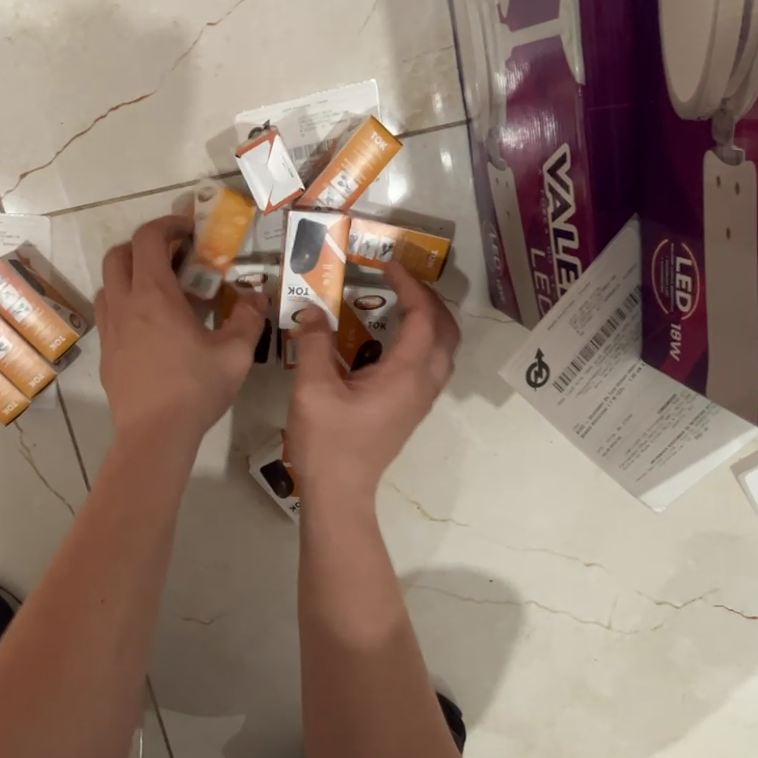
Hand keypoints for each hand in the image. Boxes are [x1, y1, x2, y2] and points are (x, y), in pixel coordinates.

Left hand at [97, 216, 269, 454]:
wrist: (154, 435)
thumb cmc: (195, 390)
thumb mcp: (235, 354)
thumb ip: (249, 318)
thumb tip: (257, 297)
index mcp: (154, 294)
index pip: (148, 238)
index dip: (167, 225)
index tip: (188, 231)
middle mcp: (124, 304)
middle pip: (118, 254)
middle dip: (143, 247)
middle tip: (172, 259)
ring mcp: (109, 330)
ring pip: (108, 284)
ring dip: (130, 276)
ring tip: (159, 293)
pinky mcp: (106, 354)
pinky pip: (109, 315)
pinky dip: (125, 306)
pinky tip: (149, 329)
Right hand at [287, 262, 459, 498]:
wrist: (339, 491)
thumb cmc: (328, 442)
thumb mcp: (312, 388)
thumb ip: (314, 343)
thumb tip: (312, 312)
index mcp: (406, 373)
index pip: (423, 316)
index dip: (410, 285)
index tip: (386, 267)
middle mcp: (423, 383)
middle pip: (446, 330)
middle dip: (428, 299)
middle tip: (399, 283)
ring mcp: (420, 400)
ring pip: (443, 350)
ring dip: (429, 321)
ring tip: (399, 306)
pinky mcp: (411, 412)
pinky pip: (430, 366)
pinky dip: (421, 343)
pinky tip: (389, 343)